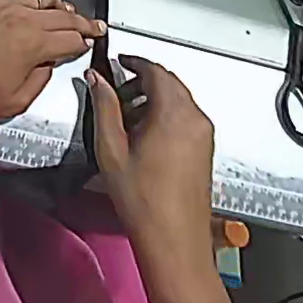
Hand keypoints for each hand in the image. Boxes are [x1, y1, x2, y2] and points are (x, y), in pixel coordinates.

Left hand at [0, 0, 105, 128]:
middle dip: (82, 21)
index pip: (73, 37)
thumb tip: (48, 65)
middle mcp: (20, 18)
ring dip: (58, 4)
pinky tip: (29, 2)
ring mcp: (1, 4)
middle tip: (89, 25)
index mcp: (33, 44)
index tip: (90, 41)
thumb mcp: (16, 101)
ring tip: (62, 13)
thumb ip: (42, 79)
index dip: (86, 41)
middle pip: (65, 13)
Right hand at [88, 55, 215, 264]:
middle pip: (170, 83)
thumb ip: (104, 107)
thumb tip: (97, 79)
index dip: (135, 62)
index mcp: (174, 113)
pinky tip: (144, 134)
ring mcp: (204, 134)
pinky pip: (185, 117)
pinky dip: (165, 114)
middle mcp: (195, 118)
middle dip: (143, 81)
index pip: (156, 71)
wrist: (174, 240)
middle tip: (117, 90)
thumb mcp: (111, 149)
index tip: (120, 62)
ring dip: (153, 98)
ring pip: (178, 100)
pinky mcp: (205, 149)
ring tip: (126, 117)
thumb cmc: (142, 199)